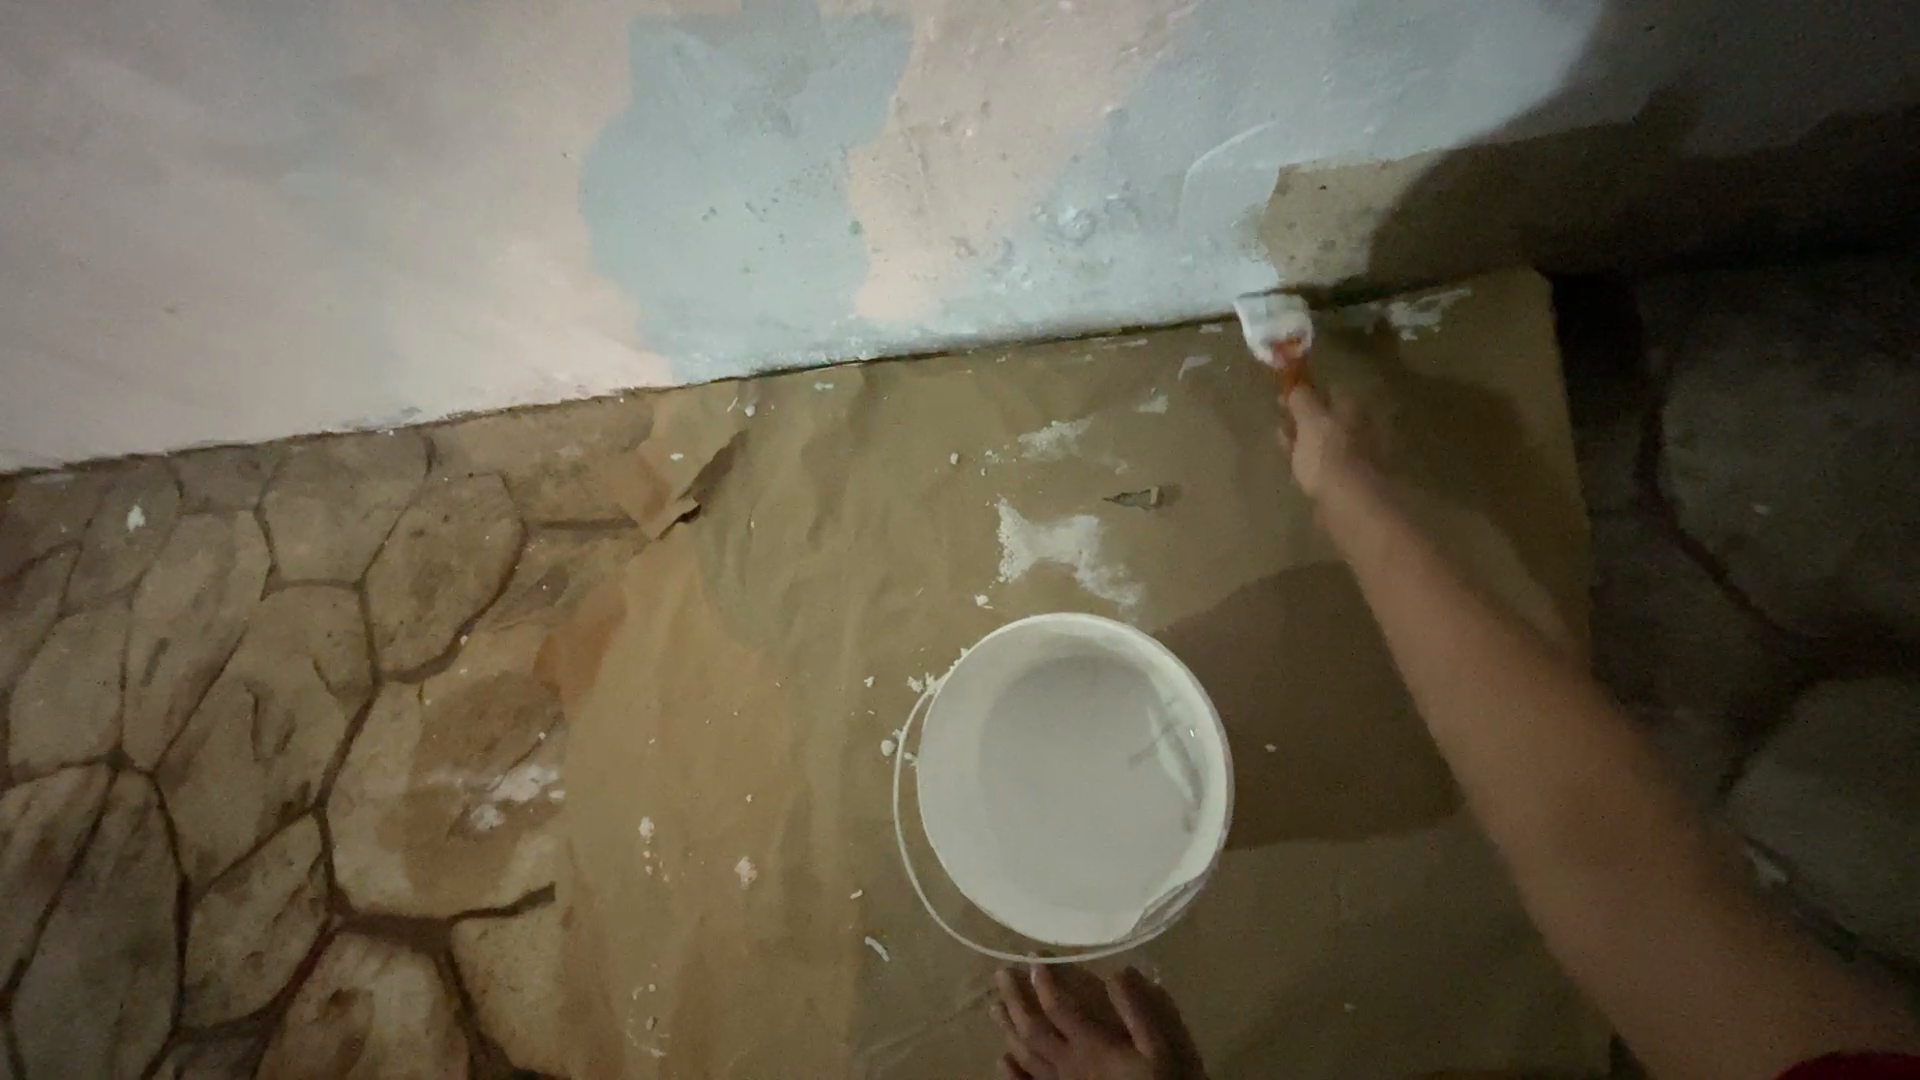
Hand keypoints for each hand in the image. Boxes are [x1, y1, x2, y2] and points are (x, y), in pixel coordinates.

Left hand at [990, 964, 1205, 1079]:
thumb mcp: (1160, 1046)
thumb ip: (1139, 1010)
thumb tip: (1119, 971)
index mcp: (1092, 1046)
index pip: (1058, 1007)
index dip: (1043, 979)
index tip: (1032, 955)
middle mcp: (1070, 1064)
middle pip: (1032, 1029)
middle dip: (1015, 998)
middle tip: (1000, 972)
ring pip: (1027, 1055)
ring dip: (1008, 1028)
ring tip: (994, 1004)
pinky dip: (1013, 1075)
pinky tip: (1001, 1061)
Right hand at [1278, 383, 1377, 500]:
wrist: (1350, 502)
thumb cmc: (1328, 454)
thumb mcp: (1310, 420)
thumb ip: (1302, 401)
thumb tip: (1297, 387)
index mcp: (1355, 409)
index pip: (1331, 392)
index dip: (1306, 394)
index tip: (1283, 401)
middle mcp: (1362, 428)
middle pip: (1329, 418)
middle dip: (1304, 420)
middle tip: (1281, 425)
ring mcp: (1358, 456)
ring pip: (1326, 442)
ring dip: (1305, 442)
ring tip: (1285, 447)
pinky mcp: (1350, 481)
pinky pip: (1326, 465)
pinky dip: (1311, 464)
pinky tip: (1298, 469)